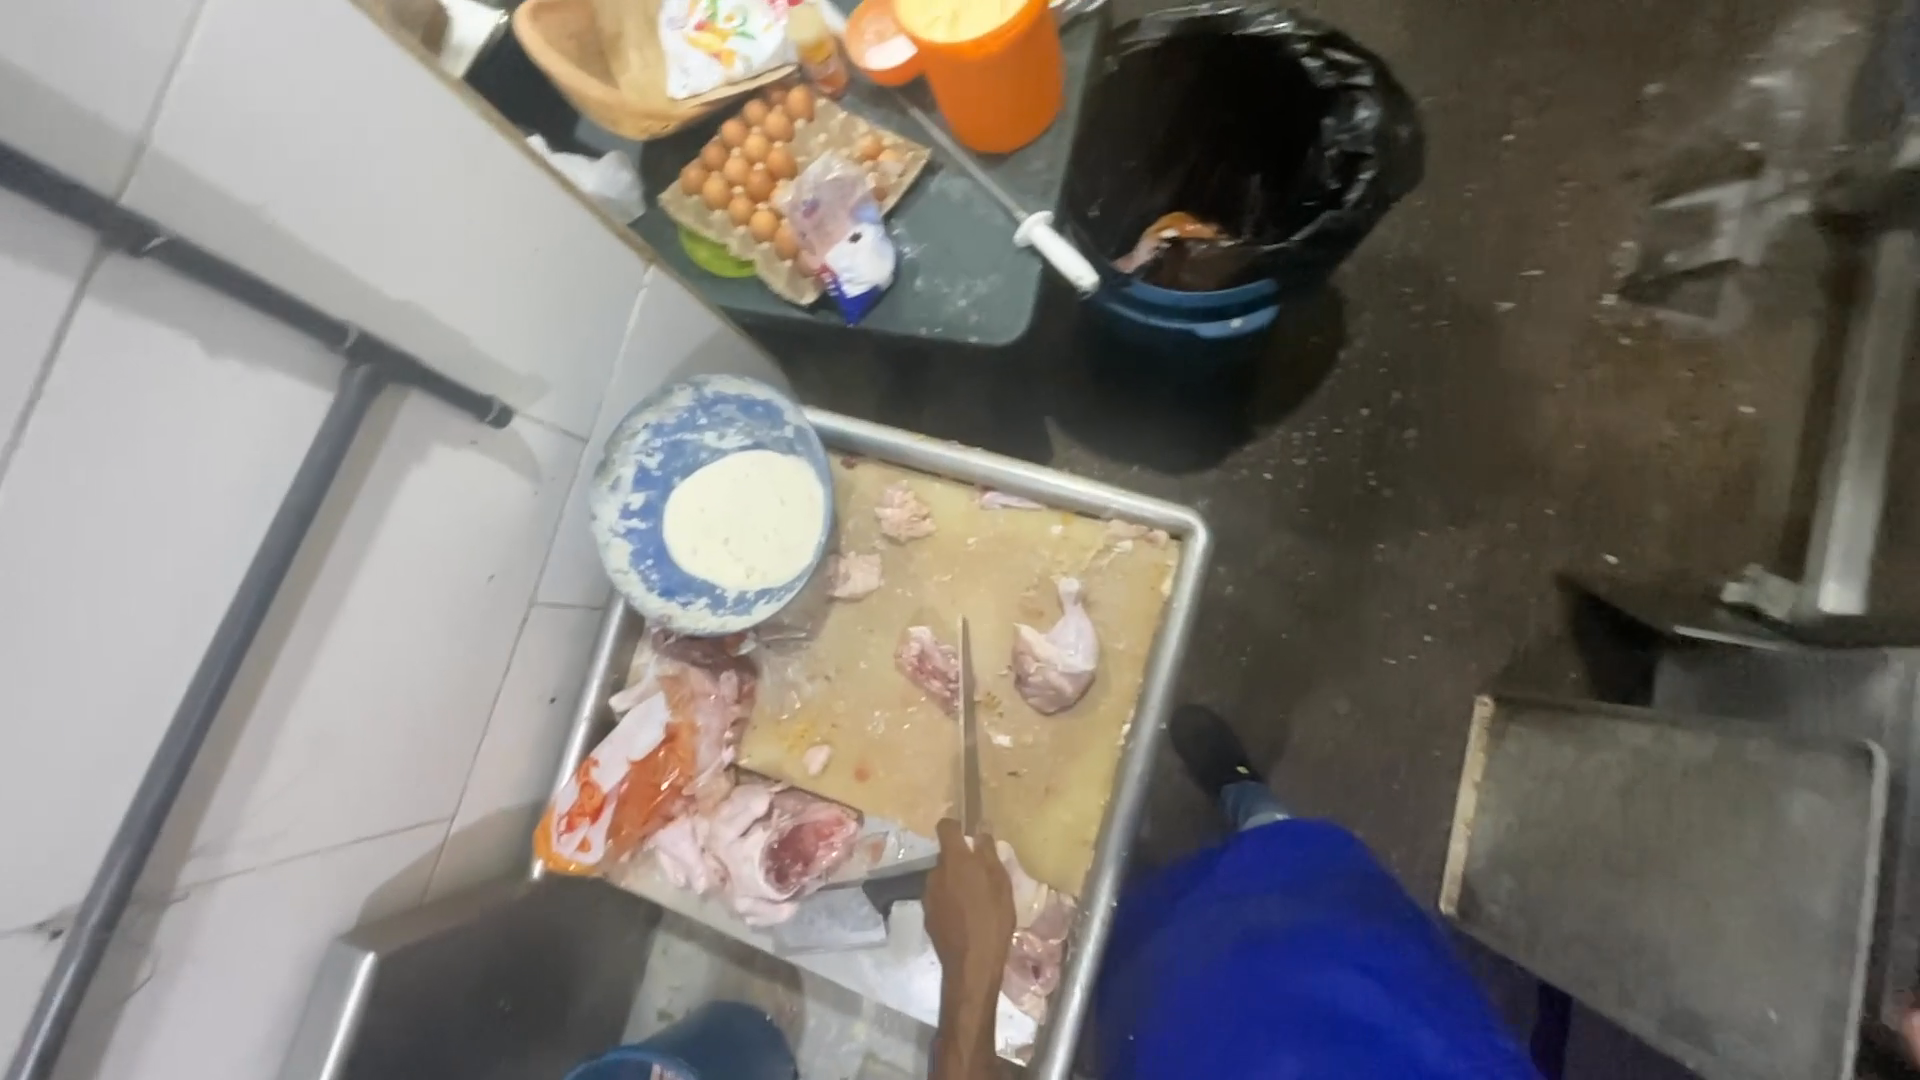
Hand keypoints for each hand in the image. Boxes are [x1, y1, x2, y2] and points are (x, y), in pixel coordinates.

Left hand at [927, 819, 1013, 1079]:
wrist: (972, 965)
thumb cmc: (992, 918)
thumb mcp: (1000, 883)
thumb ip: (988, 853)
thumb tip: (981, 831)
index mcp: (954, 859)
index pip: (945, 827)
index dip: (955, 825)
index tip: (966, 832)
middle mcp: (935, 873)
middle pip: (947, 856)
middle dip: (961, 862)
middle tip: (981, 877)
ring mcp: (928, 895)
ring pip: (943, 879)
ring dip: (955, 883)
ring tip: (975, 901)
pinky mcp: (928, 916)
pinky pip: (940, 899)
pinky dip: (950, 902)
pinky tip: (966, 918)